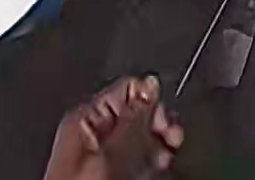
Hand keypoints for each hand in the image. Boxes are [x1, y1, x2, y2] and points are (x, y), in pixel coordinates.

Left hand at [42, 76, 183, 179]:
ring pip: (136, 137)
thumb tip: (152, 84)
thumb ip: (135, 113)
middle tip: (171, 139)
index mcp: (83, 118)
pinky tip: (152, 167)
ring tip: (164, 158)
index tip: (166, 121)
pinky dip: (145, 160)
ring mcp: (93, 157)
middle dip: (157, 124)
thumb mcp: (115, 148)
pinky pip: (130, 158)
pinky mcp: (100, 174)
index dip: (152, 101)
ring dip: (155, 144)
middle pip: (135, 113)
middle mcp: (87, 134)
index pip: (129, 87)